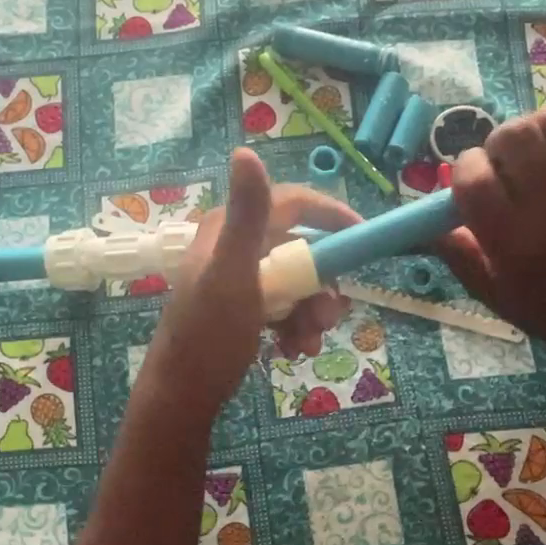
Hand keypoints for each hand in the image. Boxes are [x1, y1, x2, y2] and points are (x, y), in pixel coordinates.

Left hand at [141, 148, 359, 418]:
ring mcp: (240, 279)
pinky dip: (296, 326)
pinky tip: (294, 350)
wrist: (183, 394)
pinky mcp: (242, 308)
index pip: (292, 203)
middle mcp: (235, 246)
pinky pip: (285, 307)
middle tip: (331, 317)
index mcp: (230, 228)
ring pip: (297, 283)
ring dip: (312, 312)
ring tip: (309, 343)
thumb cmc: (209, 335)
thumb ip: (248, 216)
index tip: (362, 238)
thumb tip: (246, 150)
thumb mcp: (233, 274)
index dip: (330, 215)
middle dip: (322, 284)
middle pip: (300, 250)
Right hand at [437, 98, 545, 374]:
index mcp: (514, 239)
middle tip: (512, 171)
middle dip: (501, 148)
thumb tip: (433, 205)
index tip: (475, 183)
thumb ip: (456, 248)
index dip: (466, 171)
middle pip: (511, 135)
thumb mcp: (490, 289)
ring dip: (541, 130)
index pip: (473, 176)